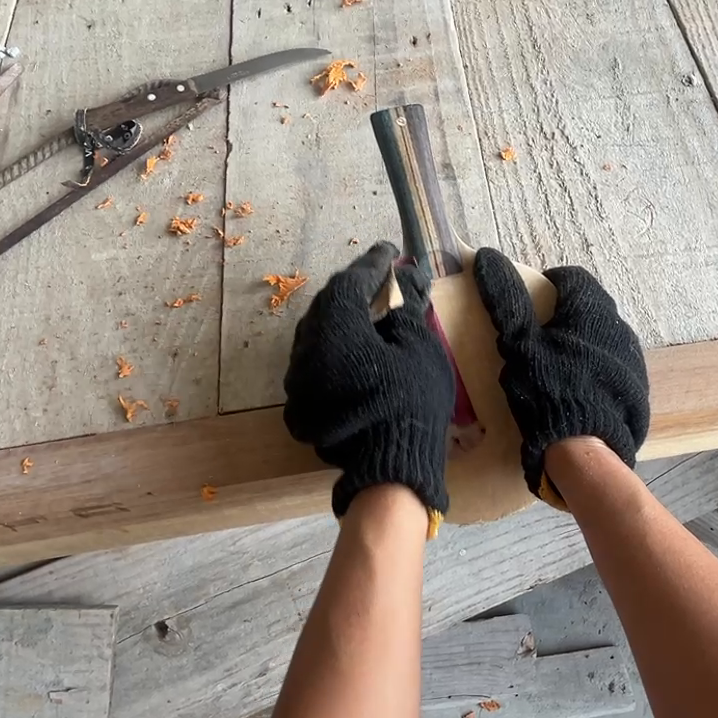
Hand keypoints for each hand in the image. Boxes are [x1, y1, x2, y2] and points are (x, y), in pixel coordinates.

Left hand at [284, 242, 455, 519]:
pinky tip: (354, 355)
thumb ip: (406, 307)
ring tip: (368, 316)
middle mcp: (307, 345)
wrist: (389, 465)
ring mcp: (299, 378)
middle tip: (380, 282)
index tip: (392, 252)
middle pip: (329, 305)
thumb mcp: (418, 346)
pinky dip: (335, 351)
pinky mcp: (299, 405)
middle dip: (355, 289)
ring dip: (342, 320)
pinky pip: (316, 364)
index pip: (354, 280)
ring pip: (317, 335)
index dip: (375, 263)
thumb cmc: (411, 399)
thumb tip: (405, 278)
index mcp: (336, 324)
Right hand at [472, 248, 649, 504]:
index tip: (530, 304)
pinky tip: (578, 391)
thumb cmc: (547, 387)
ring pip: (603, 338)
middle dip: (565, 314)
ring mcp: (633, 359)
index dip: (548, 284)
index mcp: (591, 308)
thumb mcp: (518, 342)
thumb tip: (486, 255)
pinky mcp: (638, 388)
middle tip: (539, 336)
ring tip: (557, 366)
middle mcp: (619, 326)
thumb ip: (505, 298)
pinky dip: (596, 370)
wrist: (585, 447)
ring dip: (582, 343)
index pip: (572, 278)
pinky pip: (614, 368)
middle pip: (589, 307)